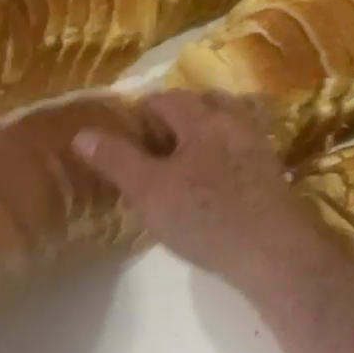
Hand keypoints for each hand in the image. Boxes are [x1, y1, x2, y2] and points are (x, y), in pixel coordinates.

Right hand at [73, 91, 299, 280]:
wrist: (272, 253)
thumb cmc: (204, 217)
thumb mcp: (148, 190)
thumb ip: (116, 160)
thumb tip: (81, 134)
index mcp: (203, 121)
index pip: (167, 99)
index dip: (142, 110)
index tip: (124, 128)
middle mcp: (235, 125)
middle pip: (206, 104)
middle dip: (180, 114)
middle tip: (155, 140)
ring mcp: (259, 151)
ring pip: (229, 128)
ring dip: (206, 134)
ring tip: (184, 159)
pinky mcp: (272, 179)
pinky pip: (242, 154)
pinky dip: (223, 158)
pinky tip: (213, 183)